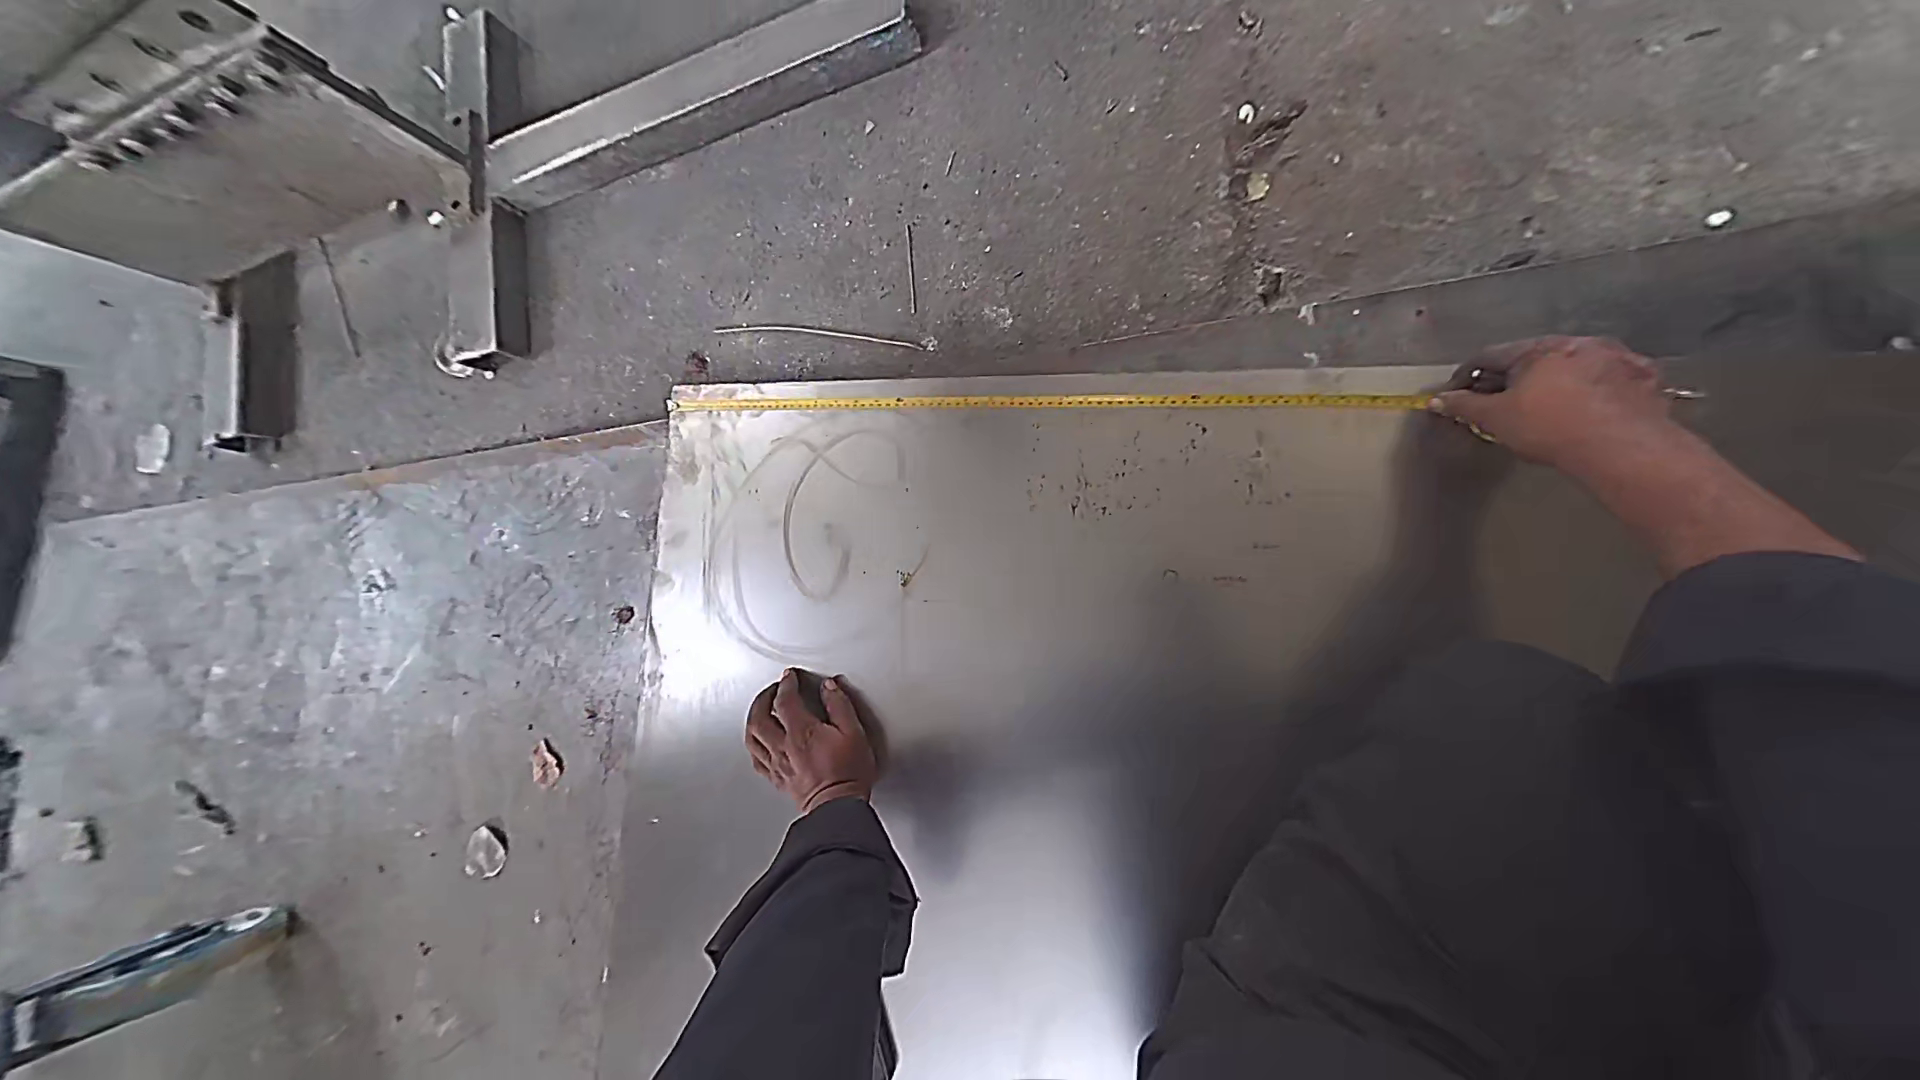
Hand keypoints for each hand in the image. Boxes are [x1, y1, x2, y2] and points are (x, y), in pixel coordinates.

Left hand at [745, 669, 877, 815]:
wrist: (839, 807)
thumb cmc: (848, 773)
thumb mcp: (854, 732)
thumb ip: (840, 705)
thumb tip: (829, 687)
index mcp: (802, 732)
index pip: (785, 700)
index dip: (786, 684)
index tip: (790, 676)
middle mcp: (784, 747)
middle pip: (759, 716)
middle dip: (764, 697)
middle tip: (773, 689)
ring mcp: (778, 764)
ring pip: (752, 737)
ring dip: (754, 718)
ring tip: (762, 709)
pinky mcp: (778, 779)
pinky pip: (756, 758)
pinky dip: (755, 744)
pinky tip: (760, 741)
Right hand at [1428, 336, 1680, 471]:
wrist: (1620, 446)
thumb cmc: (1546, 426)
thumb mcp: (1494, 418)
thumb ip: (1464, 405)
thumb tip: (1437, 399)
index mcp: (1538, 348)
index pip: (1490, 355)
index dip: (1466, 375)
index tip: (1455, 395)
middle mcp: (1579, 343)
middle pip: (1533, 357)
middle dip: (1510, 378)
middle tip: (1495, 403)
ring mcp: (1618, 357)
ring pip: (1571, 365)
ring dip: (1551, 381)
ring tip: (1538, 406)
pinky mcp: (1644, 377)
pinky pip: (1604, 379)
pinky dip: (1587, 390)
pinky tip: (1581, 411)